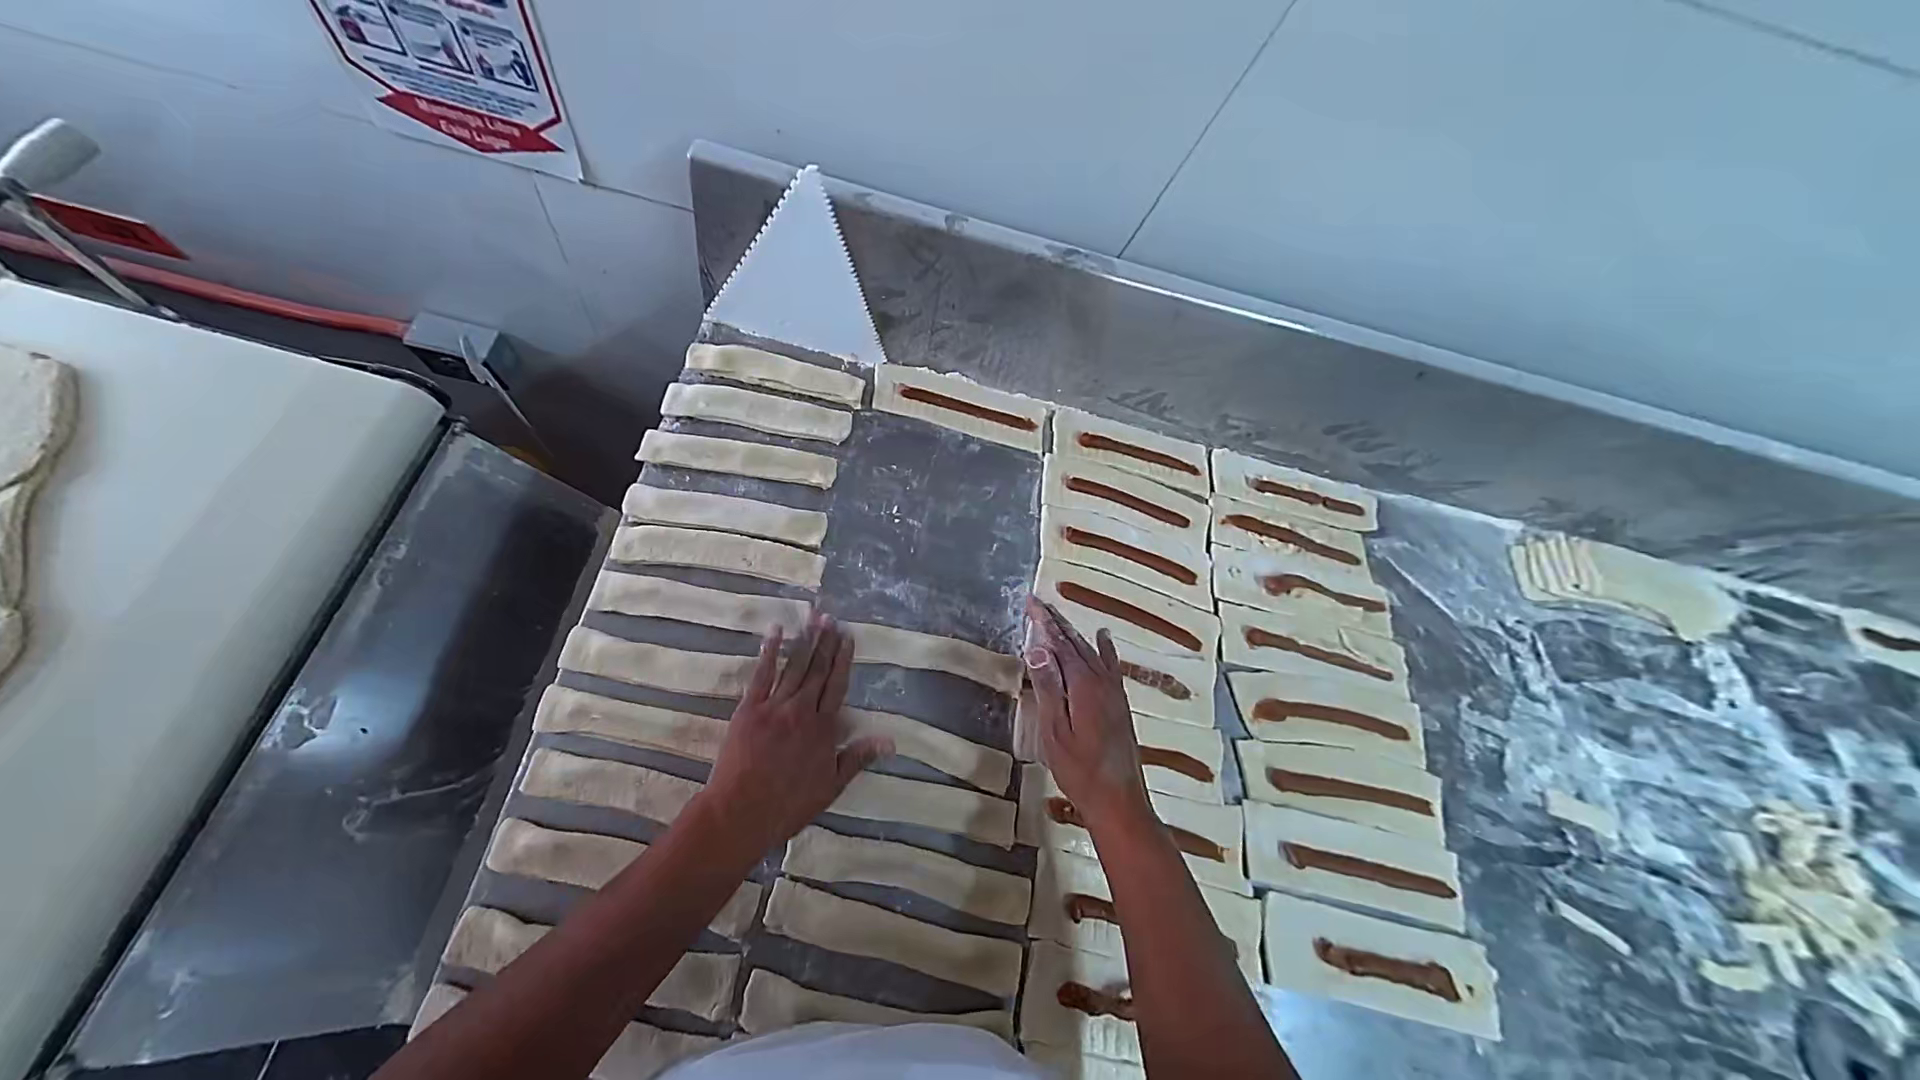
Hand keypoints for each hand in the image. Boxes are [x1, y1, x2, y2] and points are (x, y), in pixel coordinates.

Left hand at [701, 614, 891, 854]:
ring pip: (794, 667)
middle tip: (831, 618)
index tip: (848, 637)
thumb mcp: (831, 786)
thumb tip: (889, 740)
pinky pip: (762, 674)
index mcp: (823, 728)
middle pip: (817, 670)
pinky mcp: (749, 709)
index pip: (837, 685)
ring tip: (814, 619)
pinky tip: (776, 632)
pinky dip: (769, 651)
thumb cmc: (788, 805)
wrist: (741, 813)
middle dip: (826, 642)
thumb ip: (858, 758)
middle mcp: (802, 710)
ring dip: (805, 641)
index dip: (843, 659)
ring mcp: (774, 707)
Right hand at [1023, 597, 1152, 826]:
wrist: (1118, 800)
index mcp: (1084, 685)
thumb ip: (1048, 688)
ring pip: (1091, 652)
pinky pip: (1109, 665)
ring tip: (1057, 617)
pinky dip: (1102, 648)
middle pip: (1076, 643)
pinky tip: (1103, 638)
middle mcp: (1102, 682)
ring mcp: (1114, 692)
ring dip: (1073, 633)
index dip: (1044, 622)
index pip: (1060, 644)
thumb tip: (1038, 649)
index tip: (1031, 603)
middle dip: (1056, 622)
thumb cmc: (1080, 770)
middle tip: (1038, 604)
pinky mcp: (1119, 703)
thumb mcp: (1054, 731)